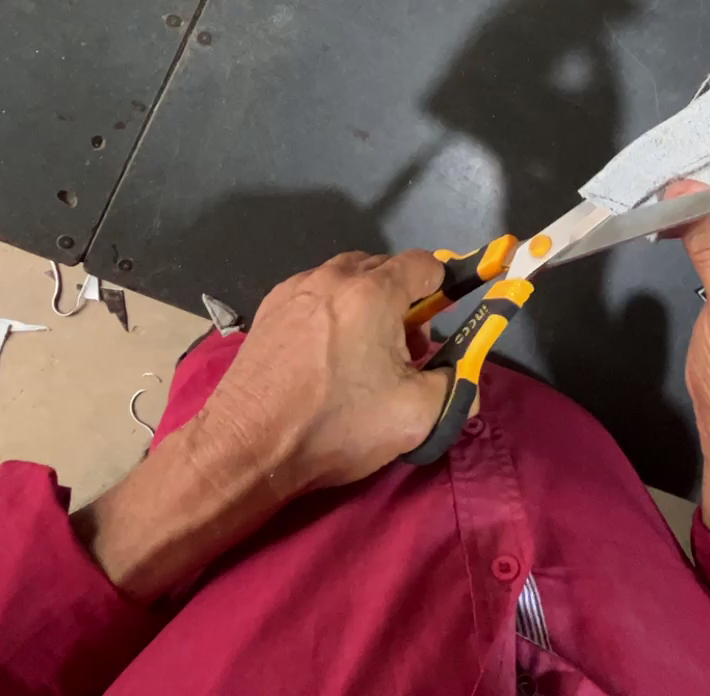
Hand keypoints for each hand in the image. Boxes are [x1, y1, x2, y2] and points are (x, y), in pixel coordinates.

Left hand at [201, 250, 452, 491]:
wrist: (248, 447)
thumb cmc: (336, 426)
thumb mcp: (416, 416)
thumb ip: (456, 385)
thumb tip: (461, 374)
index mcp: (374, 292)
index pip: (425, 263)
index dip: (441, 287)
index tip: (438, 322)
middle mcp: (335, 276)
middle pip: (386, 268)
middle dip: (403, 300)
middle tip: (401, 348)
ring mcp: (297, 287)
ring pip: (349, 278)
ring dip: (367, 302)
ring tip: (361, 351)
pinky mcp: (271, 305)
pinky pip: (317, 292)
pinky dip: (332, 309)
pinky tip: (324, 352)